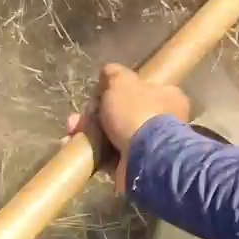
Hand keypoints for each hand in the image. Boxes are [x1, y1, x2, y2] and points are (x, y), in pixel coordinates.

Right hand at [66, 63, 189, 189]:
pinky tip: (73, 146)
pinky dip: (91, 151)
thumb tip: (107, 72)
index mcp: (167, 98)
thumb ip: (114, 73)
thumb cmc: (137, 113)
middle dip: (95, 114)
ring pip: (111, 135)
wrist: (144, 159)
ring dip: (89, 132)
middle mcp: (161, 123)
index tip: (97, 94)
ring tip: (71, 131)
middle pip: (121, 113)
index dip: (114, 91)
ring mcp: (148, 146)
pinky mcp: (134, 166)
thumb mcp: (122, 82)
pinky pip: (108, 156)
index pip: (139, 90)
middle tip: (80, 117)